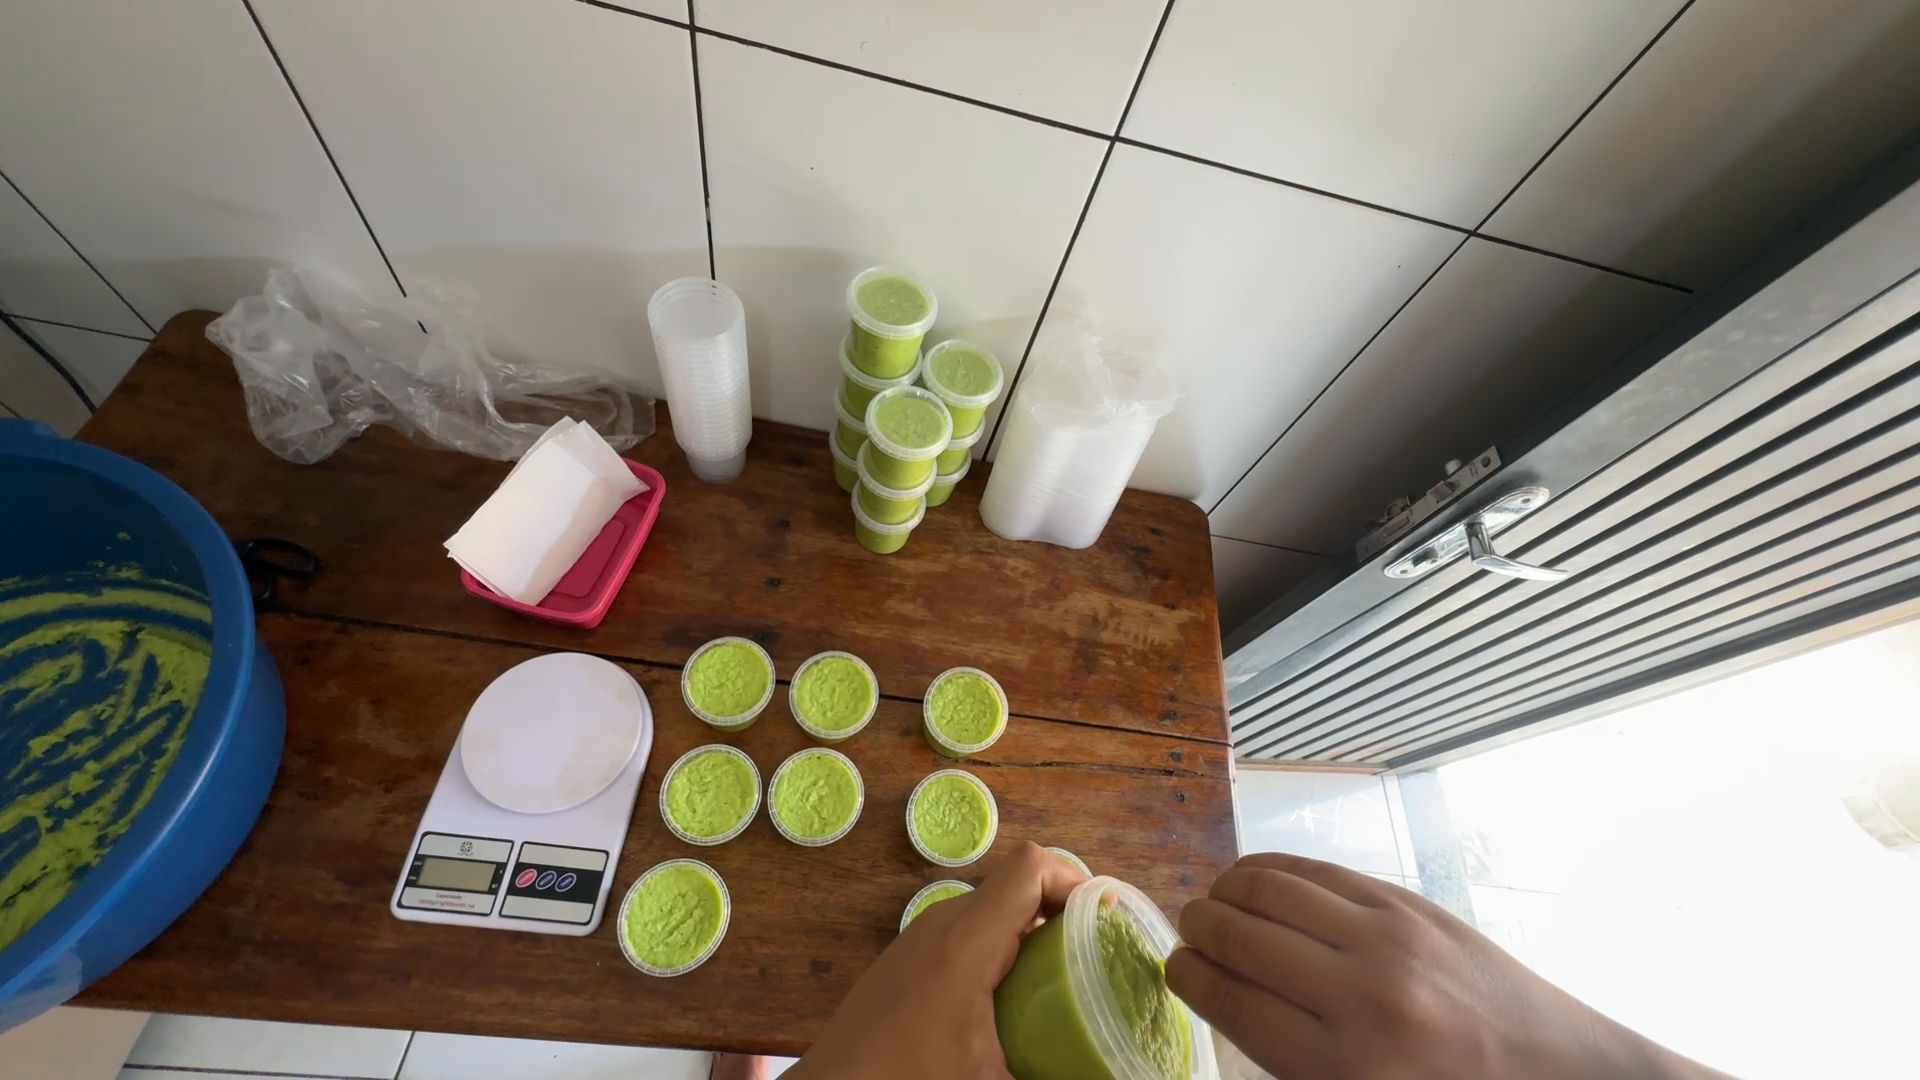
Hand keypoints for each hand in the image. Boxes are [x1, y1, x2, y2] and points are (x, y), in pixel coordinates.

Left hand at [788, 842, 1086, 1079]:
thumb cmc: (910, 1079)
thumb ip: (1053, 1070)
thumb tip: (1112, 1075)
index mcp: (966, 939)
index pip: (1028, 867)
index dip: (1074, 878)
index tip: (1106, 920)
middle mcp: (944, 921)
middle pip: (1016, 883)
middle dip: (1063, 910)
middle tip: (1098, 956)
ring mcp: (924, 934)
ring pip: (994, 906)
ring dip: (1034, 929)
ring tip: (1067, 979)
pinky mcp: (912, 954)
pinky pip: (972, 928)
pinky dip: (1005, 945)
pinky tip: (1017, 996)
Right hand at [1168, 853, 1737, 1079]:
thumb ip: (1287, 1065)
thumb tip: (1220, 995)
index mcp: (1346, 1069)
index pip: (1230, 1001)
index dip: (1188, 976)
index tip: (1176, 968)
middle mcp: (1359, 994)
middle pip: (1237, 935)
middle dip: (1195, 927)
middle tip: (1188, 930)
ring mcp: (1384, 936)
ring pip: (1265, 886)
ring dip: (1223, 890)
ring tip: (1216, 901)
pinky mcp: (1402, 900)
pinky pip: (1311, 868)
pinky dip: (1266, 869)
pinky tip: (1254, 881)